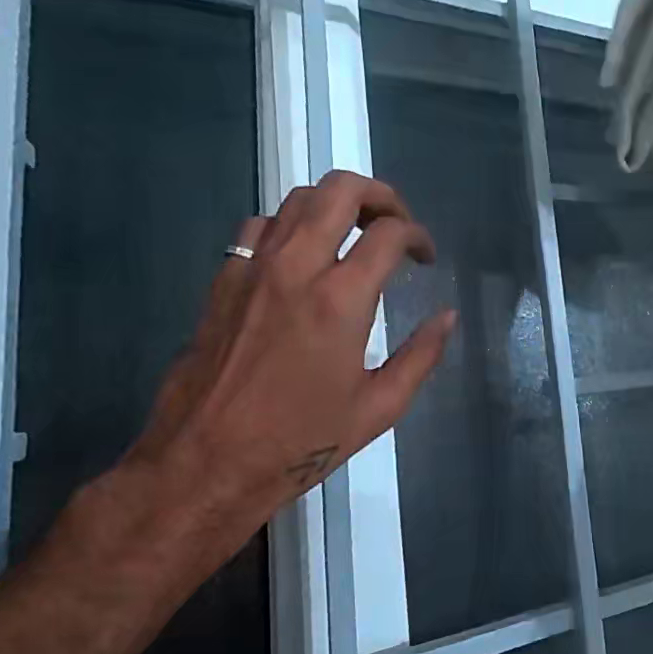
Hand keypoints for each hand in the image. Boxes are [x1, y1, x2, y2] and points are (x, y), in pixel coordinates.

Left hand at [106, 171, 455, 570]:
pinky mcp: (223, 281)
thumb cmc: (300, 442)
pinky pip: (260, 227)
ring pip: (297, 199)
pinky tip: (301, 257)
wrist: (206, 463)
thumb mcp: (378, 408)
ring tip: (352, 233)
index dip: (418, 236)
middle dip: (379, 196)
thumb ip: (421, 356)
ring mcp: (253, 268)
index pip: (389, 233)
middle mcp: (296, 268)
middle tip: (394, 224)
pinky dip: (290, 226)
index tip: (425, 258)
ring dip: (334, 204)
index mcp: (341, 300)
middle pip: (340, 190)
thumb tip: (447, 318)